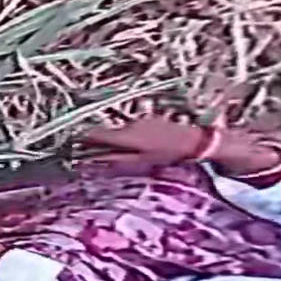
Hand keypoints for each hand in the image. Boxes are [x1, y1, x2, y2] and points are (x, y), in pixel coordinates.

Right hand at [81, 116, 211, 166]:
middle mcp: (129, 125)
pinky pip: (131, 127)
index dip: (81, 142)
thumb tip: (86, 160)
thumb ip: (109, 158)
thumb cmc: (169, 154)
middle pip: (103, 131)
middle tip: (101, 152)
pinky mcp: (151, 119)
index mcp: (122, 135)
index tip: (77, 149)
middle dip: (100, 141)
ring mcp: (141, 120)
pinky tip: (141, 143)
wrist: (202, 143)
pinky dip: (130, 134)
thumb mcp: (136, 161)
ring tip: (126, 149)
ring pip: (117, 129)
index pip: (90, 134)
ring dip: (116, 138)